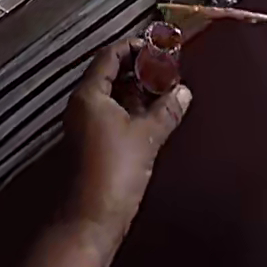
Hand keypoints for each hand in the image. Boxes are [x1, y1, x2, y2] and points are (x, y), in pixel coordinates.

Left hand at [62, 38, 191, 235]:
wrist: (90, 218)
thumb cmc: (114, 170)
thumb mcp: (145, 137)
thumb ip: (166, 111)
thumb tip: (184, 91)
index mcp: (89, 93)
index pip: (108, 56)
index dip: (132, 47)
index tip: (156, 48)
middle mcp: (82, 101)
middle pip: (109, 72)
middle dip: (137, 69)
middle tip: (165, 69)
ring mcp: (85, 121)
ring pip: (112, 94)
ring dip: (136, 89)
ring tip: (164, 88)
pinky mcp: (91, 139)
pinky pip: (111, 111)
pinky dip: (130, 107)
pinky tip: (152, 114)